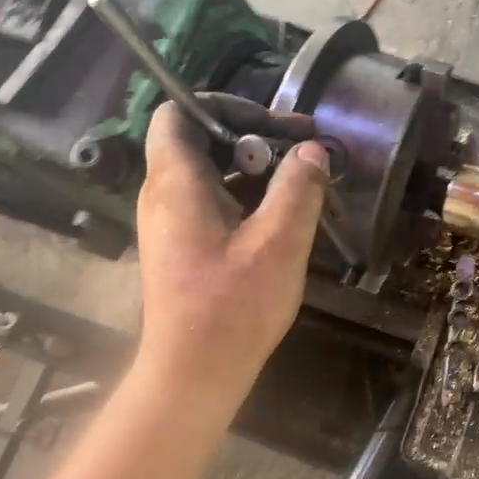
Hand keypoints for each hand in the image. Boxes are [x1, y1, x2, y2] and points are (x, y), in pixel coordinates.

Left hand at [134, 97, 328, 394]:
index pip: (179, 113)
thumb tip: (314, 150)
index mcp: (176, 183)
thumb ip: (298, 188)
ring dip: (260, 174)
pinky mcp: (183, 250)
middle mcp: (164, 196)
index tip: (275, 124)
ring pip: (213, 176)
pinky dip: (249, 202)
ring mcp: (171, 225)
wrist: (194, 374)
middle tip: (307, 155)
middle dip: (257, 140)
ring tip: (308, 190)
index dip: (225, 104)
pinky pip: (214, 206)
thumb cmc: (233, 306)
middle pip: (203, 142)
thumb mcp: (279, 242)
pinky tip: (287, 223)